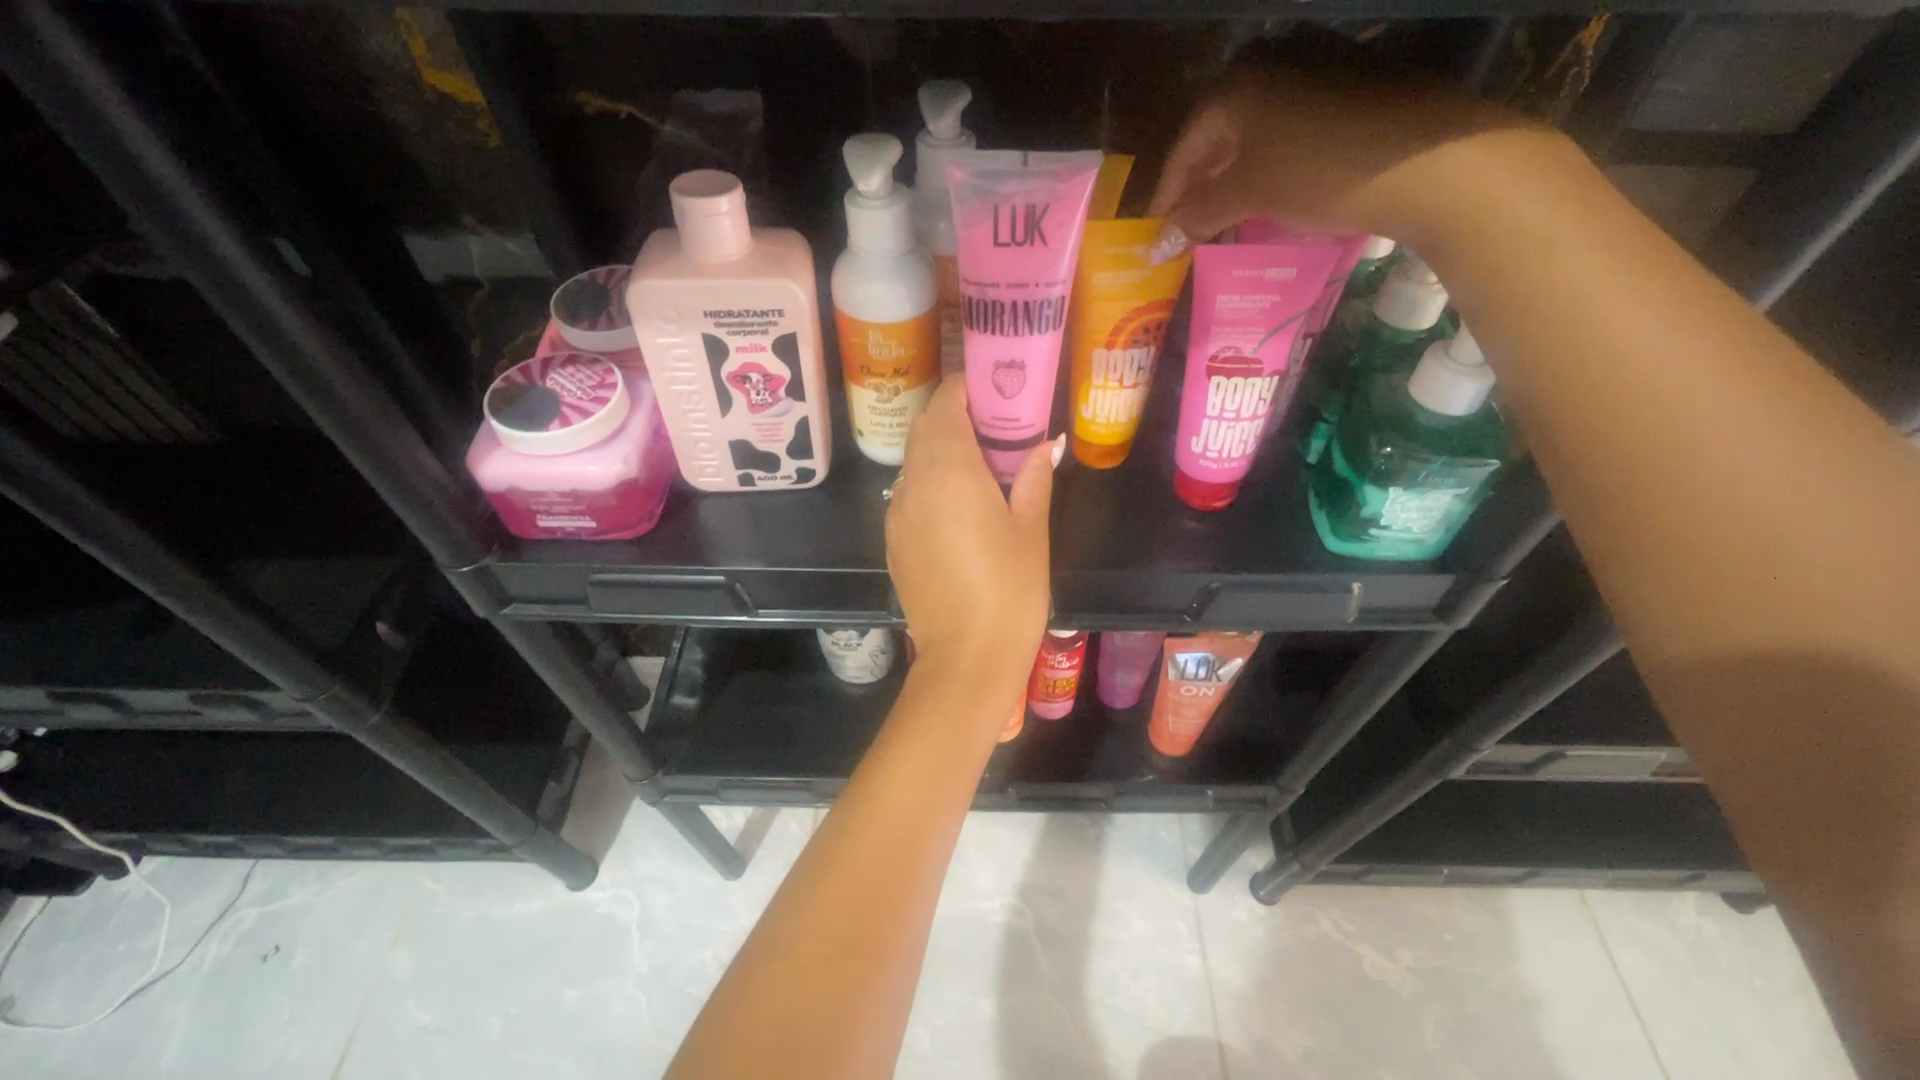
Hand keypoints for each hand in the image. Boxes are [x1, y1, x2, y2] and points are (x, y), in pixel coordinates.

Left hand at [885, 380, 1056, 697]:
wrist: (966, 658)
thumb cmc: (1010, 592)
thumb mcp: (1031, 531)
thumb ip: (1033, 478)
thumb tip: (1046, 443)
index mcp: (952, 473)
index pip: (945, 407)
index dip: (963, 389)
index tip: (989, 386)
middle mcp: (915, 483)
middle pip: (923, 428)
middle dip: (951, 413)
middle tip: (990, 420)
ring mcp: (897, 513)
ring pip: (911, 460)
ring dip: (937, 447)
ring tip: (976, 459)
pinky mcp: (892, 539)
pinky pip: (906, 492)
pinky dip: (927, 479)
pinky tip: (956, 501)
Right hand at [1147, 40, 1539, 255]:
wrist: (1434, 158)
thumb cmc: (1320, 171)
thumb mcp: (1250, 194)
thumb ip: (1197, 214)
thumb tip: (1156, 245)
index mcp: (1237, 80)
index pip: (1185, 144)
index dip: (1168, 192)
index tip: (1157, 231)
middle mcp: (1275, 58)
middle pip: (1222, 130)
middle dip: (1204, 179)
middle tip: (1192, 223)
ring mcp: (1322, 62)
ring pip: (1261, 125)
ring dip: (1241, 169)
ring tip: (1234, 211)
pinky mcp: (1360, 80)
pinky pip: (1299, 122)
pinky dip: (1280, 157)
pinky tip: (1283, 187)